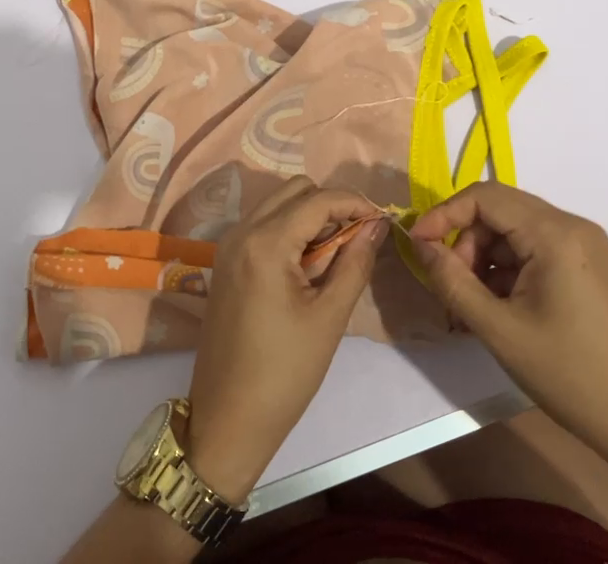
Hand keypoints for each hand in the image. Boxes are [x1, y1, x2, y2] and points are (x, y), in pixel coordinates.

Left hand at [184, 176, 386, 502]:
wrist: (228, 417)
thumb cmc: (285, 371)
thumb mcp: (329, 317)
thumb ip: (355, 262)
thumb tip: (376, 225)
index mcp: (265, 243)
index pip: (318, 198)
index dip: (355, 203)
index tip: (382, 223)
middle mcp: (241, 232)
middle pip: (294, 191)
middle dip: (330, 205)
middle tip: (358, 239)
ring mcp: (228, 246)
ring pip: (277, 205)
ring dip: (310, 217)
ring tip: (336, 255)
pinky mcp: (225, 263)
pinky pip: (262, 226)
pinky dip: (289, 231)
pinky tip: (309, 266)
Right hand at [407, 182, 607, 463]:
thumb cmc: (567, 373)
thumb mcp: (498, 329)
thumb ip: (452, 280)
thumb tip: (421, 245)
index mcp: (556, 233)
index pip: (486, 197)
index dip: (444, 214)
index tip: (417, 246)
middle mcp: (573, 227)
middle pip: (500, 211)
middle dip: (465, 241)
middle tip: (451, 286)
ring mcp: (584, 247)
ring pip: (514, 232)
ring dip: (484, 259)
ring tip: (472, 306)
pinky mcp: (586, 267)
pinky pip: (533, 250)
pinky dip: (507, 270)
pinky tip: (498, 309)